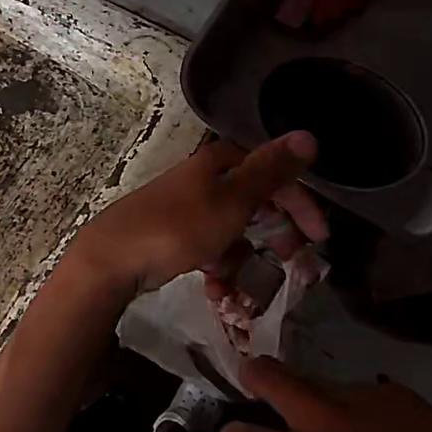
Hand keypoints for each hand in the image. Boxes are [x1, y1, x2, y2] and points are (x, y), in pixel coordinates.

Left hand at [67, 133, 328, 295]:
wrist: (113, 259)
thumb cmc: (177, 227)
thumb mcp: (231, 200)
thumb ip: (270, 172)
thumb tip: (309, 135)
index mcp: (217, 164)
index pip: (272, 174)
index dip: (300, 203)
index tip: (319, 237)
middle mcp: (203, 181)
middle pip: (254, 204)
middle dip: (275, 236)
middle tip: (293, 265)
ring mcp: (187, 210)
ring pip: (233, 233)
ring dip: (246, 263)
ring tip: (249, 294)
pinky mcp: (174, 237)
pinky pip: (210, 251)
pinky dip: (220, 271)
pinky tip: (222, 296)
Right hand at [218, 358, 431, 431]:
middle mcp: (326, 423)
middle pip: (270, 376)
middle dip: (254, 375)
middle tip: (250, 377)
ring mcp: (365, 400)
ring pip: (316, 380)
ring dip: (308, 395)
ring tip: (326, 419)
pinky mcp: (401, 395)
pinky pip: (359, 391)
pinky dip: (353, 406)